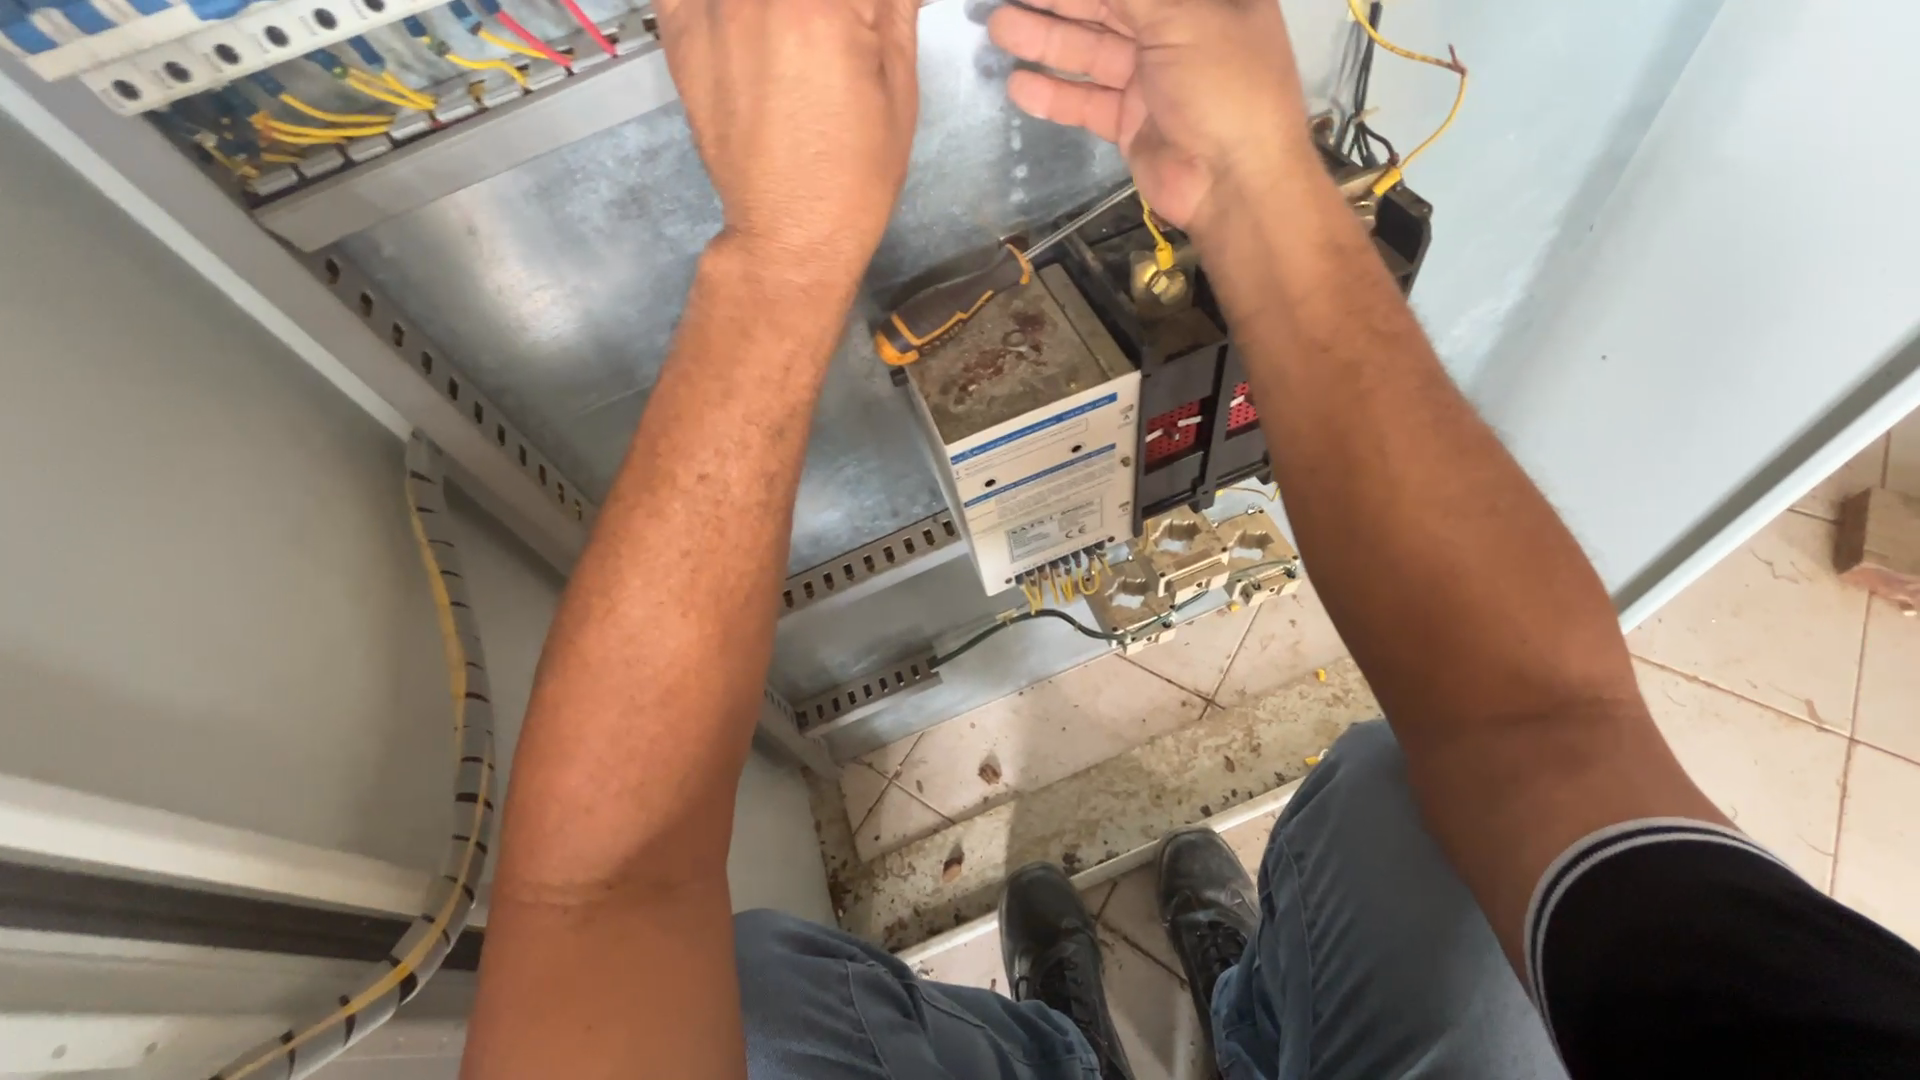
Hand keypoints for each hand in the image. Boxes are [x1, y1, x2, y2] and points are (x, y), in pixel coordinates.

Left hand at [657, 0, 919, 283]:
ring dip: (777, 12)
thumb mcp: (899, 87)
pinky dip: (715, 3)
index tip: (864, 17)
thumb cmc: (856, 174)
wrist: (791, 234)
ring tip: (792, 31)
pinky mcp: (678, 28)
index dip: (861, 3)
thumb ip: (892, 6)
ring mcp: (711, 5)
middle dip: (828, 8)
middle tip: (832, 27)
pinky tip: (742, 22)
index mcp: (824, 1)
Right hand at [987, 0, 1312, 233]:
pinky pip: (1087, 102)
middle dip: (1057, 1)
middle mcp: (1176, 31)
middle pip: (1107, 8)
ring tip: (999, 29)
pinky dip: (1055, 95)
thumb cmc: (1226, 87)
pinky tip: (1019, 86)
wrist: (1234, 183)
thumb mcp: (1184, 19)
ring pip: (1090, 53)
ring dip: (1045, 41)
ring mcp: (1151, 80)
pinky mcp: (1130, 123)